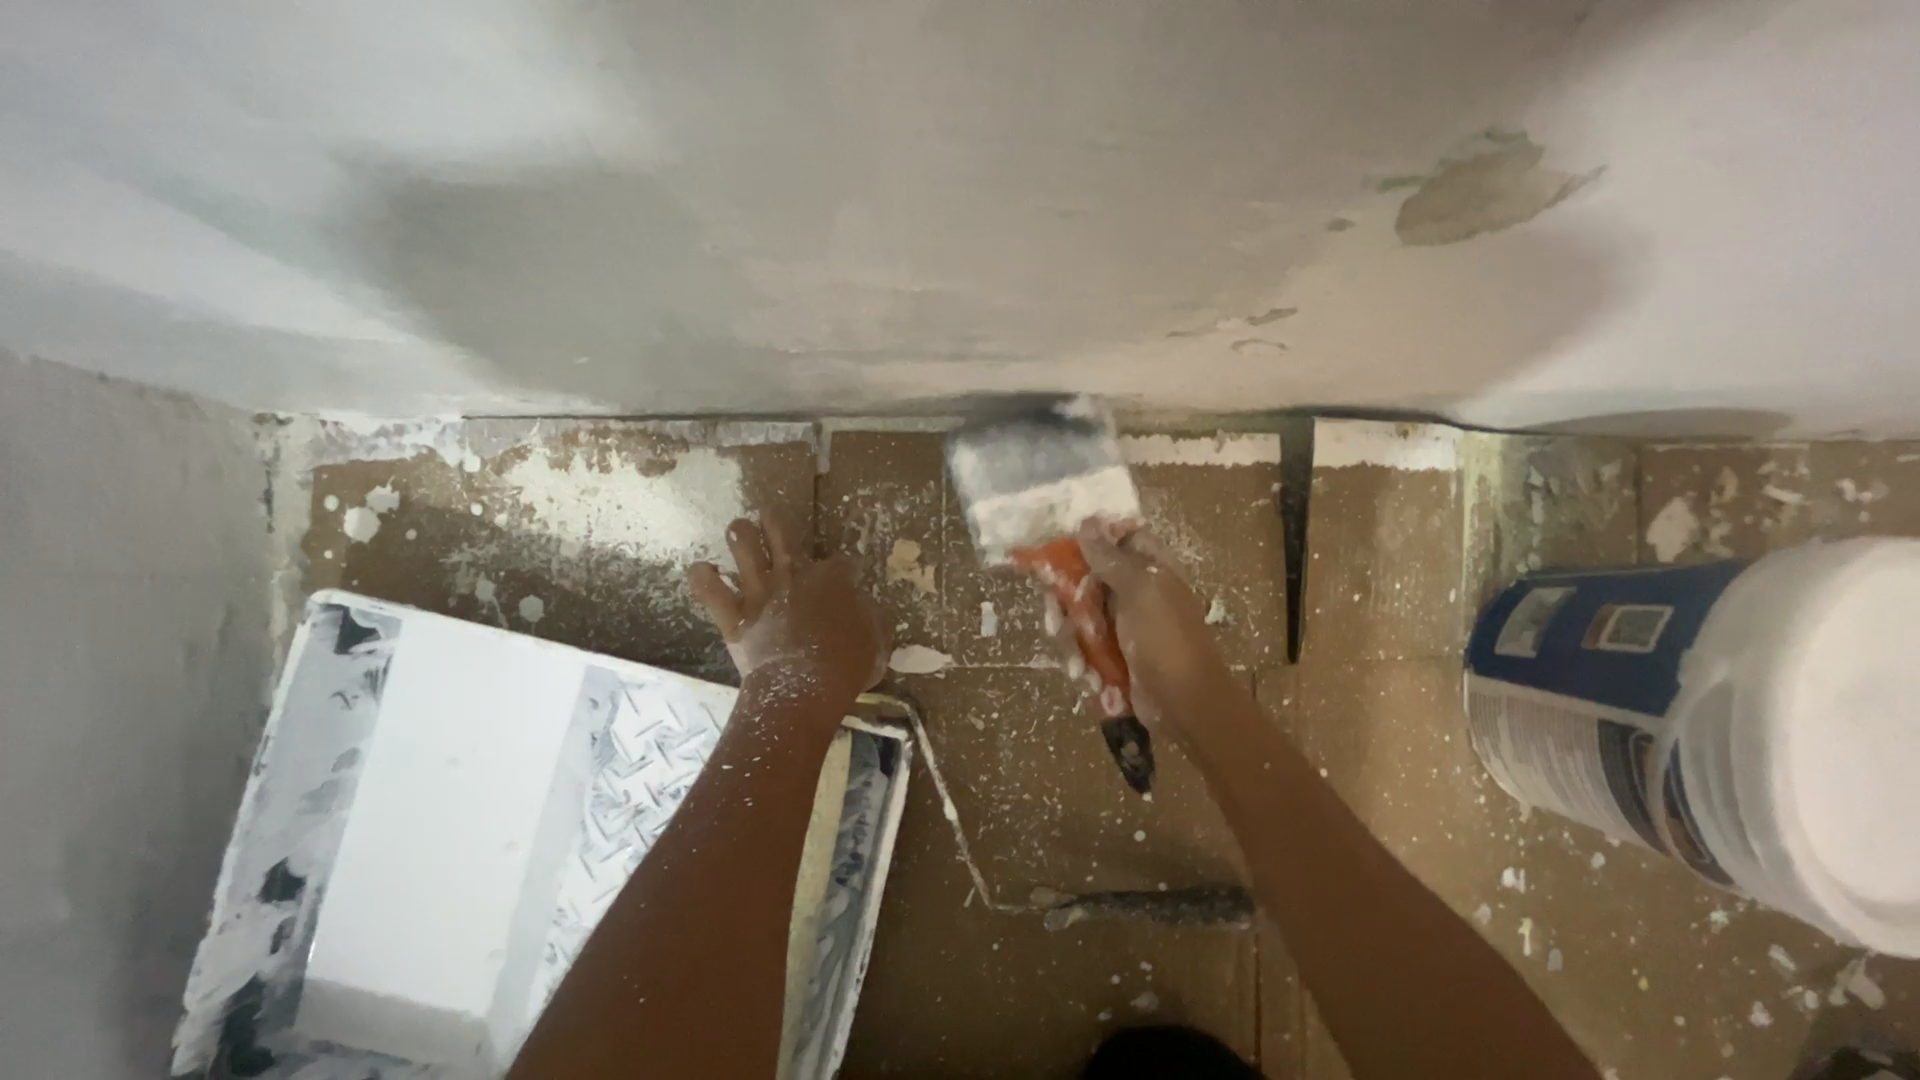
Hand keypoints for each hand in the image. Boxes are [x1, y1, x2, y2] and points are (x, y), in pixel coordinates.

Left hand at [687, 512, 887, 703]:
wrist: (803, 691)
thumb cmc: (847, 667)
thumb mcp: (877, 640)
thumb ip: (871, 617)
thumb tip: (864, 609)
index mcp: (831, 580)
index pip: (841, 562)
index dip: (845, 569)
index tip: (848, 577)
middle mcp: (792, 575)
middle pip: (782, 532)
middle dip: (776, 520)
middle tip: (771, 516)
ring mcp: (760, 593)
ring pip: (744, 546)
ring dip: (741, 534)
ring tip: (740, 530)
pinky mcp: (734, 616)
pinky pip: (710, 590)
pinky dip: (703, 578)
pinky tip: (701, 570)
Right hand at [1050, 519, 1230, 729]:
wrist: (1185, 704)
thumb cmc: (1167, 640)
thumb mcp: (1140, 590)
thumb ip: (1110, 556)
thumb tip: (1087, 521)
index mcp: (1151, 569)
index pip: (1117, 539)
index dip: (1089, 540)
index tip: (1058, 548)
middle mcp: (1135, 593)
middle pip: (1087, 579)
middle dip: (1067, 598)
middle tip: (1057, 614)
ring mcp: (1123, 627)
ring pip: (1080, 616)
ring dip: (1071, 637)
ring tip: (1075, 658)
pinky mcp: (1113, 656)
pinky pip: (1084, 648)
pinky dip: (1081, 662)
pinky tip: (1086, 676)